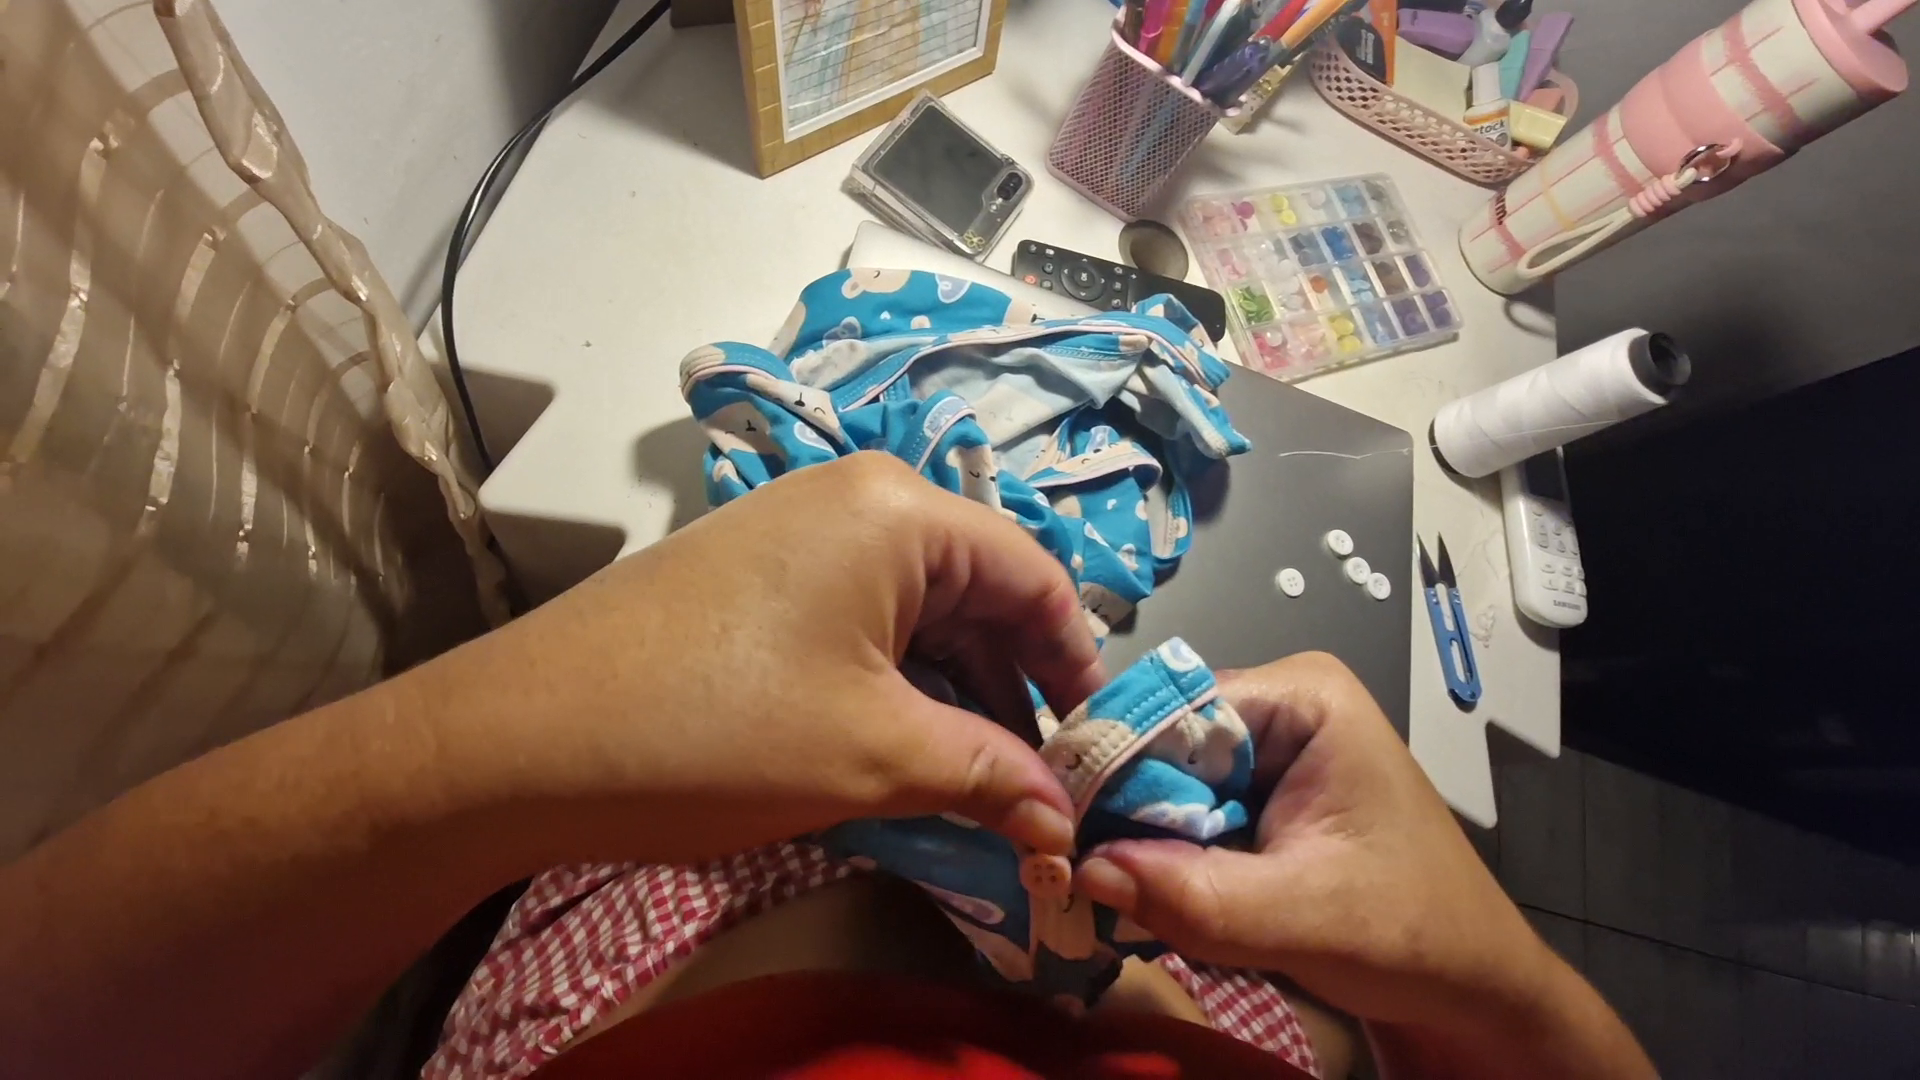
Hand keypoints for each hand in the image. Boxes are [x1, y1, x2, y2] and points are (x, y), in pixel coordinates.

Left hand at [408, 453, 1101, 867]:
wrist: (515, 740)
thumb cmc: (717, 731)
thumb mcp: (876, 757)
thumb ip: (991, 777)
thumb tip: (1065, 823)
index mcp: (903, 512)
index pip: (1035, 576)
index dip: (1076, 663)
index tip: (1094, 744)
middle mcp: (861, 500)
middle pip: (980, 590)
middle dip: (1016, 686)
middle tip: (1037, 778)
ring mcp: (807, 530)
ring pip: (923, 609)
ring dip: (958, 691)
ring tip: (977, 776)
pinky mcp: (768, 571)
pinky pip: (868, 617)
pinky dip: (902, 679)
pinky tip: (906, 741)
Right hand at [1075, 653, 1652, 1077]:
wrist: (1472, 987)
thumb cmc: (1417, 937)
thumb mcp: (1307, 919)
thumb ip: (1197, 897)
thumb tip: (1084, 871)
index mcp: (1299, 695)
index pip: (1173, 709)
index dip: (1115, 764)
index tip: (1061, 825)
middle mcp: (1271, 701)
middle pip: (1161, 742)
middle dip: (1128, 812)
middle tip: (1082, 873)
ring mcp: (1260, 742)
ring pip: (1161, 778)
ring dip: (1141, 839)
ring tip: (1124, 893)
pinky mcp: (1251, 784)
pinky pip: (1178, 805)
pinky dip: (1161, 852)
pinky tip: (1158, 891)